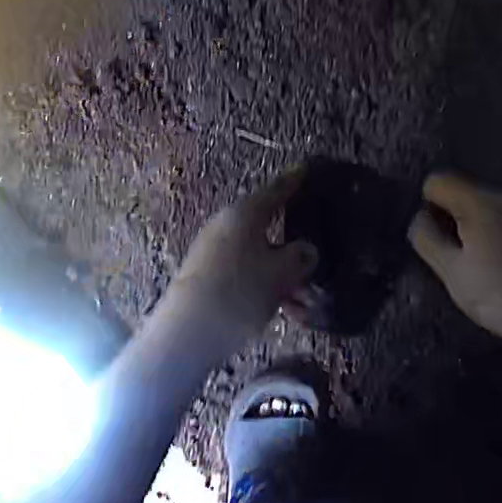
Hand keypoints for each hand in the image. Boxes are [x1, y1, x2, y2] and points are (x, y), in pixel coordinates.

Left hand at [159, 167, 318, 344]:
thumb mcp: (281, 275)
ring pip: (258, 254)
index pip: (276, 190)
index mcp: (245, 213)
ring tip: (304, 296)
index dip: (294, 181)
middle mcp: (226, 225)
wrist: (186, 334)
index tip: (306, 168)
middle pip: (267, 225)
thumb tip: (307, 250)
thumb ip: (300, 257)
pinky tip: (283, 307)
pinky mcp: (207, 276)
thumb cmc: (239, 293)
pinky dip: (266, 284)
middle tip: (316, 249)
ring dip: (282, 271)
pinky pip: (245, 272)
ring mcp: (213, 251)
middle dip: (292, 241)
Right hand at [408, 172, 501, 352]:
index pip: (440, 182)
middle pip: (467, 194)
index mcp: (479, 206)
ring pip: (492, 208)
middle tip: (457, 255)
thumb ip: (428, 239)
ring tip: (485, 264)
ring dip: (480, 226)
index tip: (433, 233)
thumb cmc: (497, 298)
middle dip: (455, 217)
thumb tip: (420, 218)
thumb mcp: (451, 273)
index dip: (429, 204)